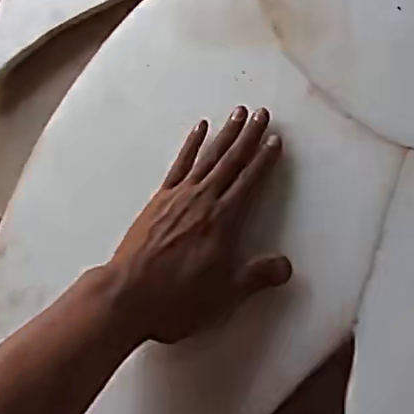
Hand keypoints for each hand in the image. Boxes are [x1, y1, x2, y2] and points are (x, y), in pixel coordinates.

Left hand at [100, 107, 290, 344]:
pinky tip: (200, 129)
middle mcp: (204, 199)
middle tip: (262, 114)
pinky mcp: (161, 197)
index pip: (250, 182)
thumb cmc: (176, 300)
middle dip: (250, 136)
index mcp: (223, 221)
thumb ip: (256, 277)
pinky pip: (181, 163)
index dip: (264, 160)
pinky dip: (192, 144)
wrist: (126, 296)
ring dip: (226, 133)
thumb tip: (287, 266)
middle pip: (232, 160)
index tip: (275, 140)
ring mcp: (180, 194)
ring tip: (238, 112)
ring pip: (210, 156)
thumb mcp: (224, 296)